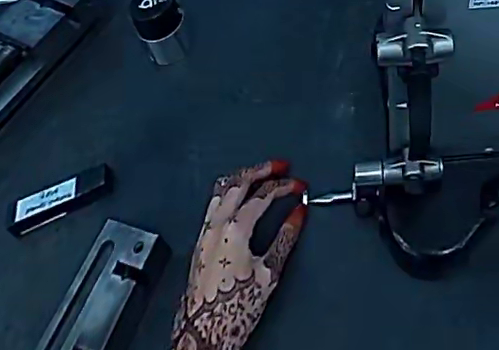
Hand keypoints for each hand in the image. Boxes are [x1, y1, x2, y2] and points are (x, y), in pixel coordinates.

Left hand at [170, 161, 305, 349]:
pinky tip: (237, 197)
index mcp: (236, 228)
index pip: (264, 194)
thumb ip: (286, 238)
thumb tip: (297, 215)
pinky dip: (229, 190)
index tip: (298, 186)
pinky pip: (214, 202)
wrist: (202, 337)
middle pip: (240, 181)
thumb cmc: (231, 311)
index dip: (285, 186)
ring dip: (243, 176)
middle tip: (280, 166)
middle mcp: (217, 225)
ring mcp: (205, 232)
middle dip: (263, 169)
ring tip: (259, 174)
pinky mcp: (199, 242)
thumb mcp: (269, 274)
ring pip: (223, 188)